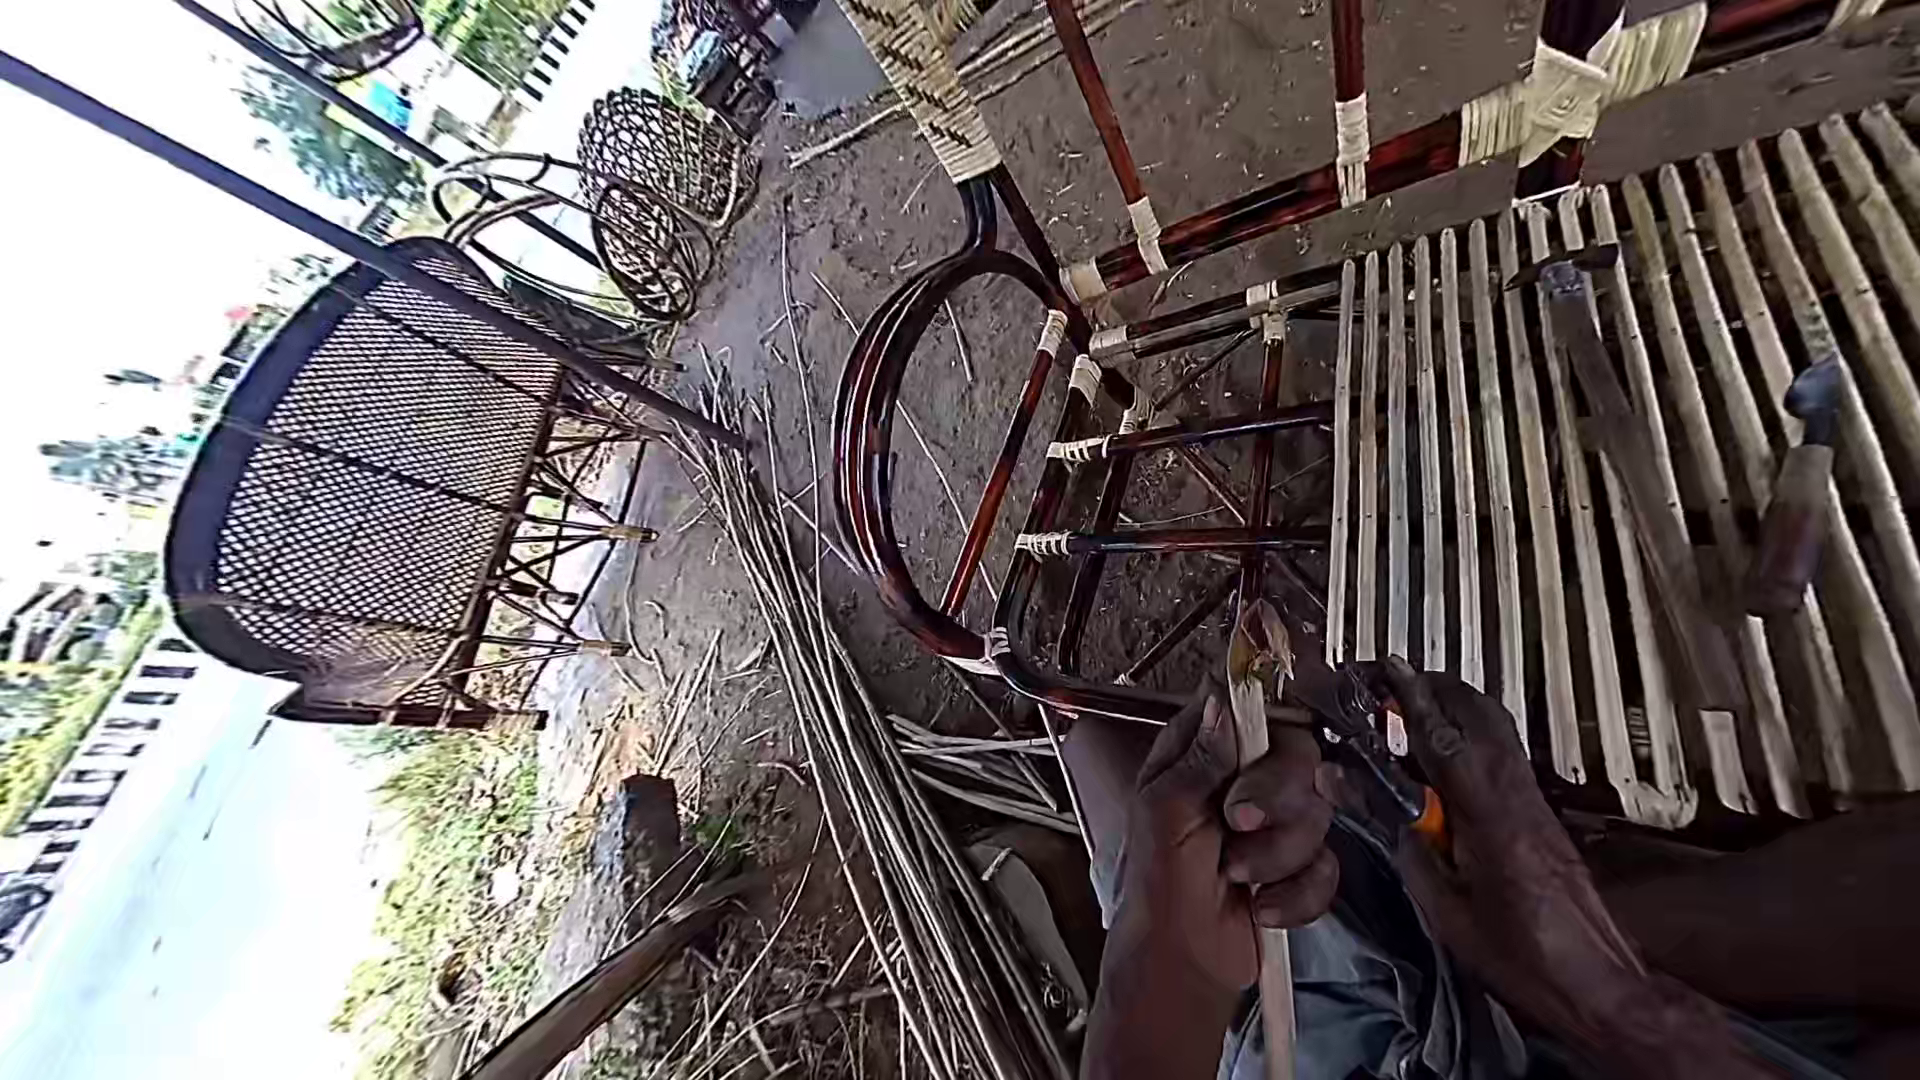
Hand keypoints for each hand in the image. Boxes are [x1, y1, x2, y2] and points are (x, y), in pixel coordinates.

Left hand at [1108, 678, 1337, 996]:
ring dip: (1275, 853)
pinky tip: (1261, 905)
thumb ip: (1199, 758)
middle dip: (1274, 793)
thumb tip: (1219, 701)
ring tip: (1235, 873)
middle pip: (1295, 753)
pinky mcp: (1298, 864)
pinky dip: (1295, 893)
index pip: (1240, 707)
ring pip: (1316, 811)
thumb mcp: (1165, 810)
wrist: (1184, 957)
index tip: (1266, 734)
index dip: (1261, 711)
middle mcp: (1240, 777)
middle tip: (1238, 821)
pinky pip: (1327, 865)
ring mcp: (1273, 820)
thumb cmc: (1159, 877)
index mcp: (1199, 753)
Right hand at [1382, 658, 1773, 1077]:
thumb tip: (1340, 783)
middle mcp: (1517, 796)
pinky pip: (1497, 747)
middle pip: (1481, 715)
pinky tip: (1434, 741)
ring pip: (1495, 726)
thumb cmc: (1518, 953)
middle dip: (1432, 685)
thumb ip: (1395, 834)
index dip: (1414, 697)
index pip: (1446, 739)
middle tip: (1386, 677)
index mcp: (1489, 817)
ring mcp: (1533, 800)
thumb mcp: (1439, 901)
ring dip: (1450, 701)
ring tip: (1407, 696)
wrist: (1605, 991)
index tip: (1389, 666)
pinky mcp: (1539, 811)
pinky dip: (1463, 726)